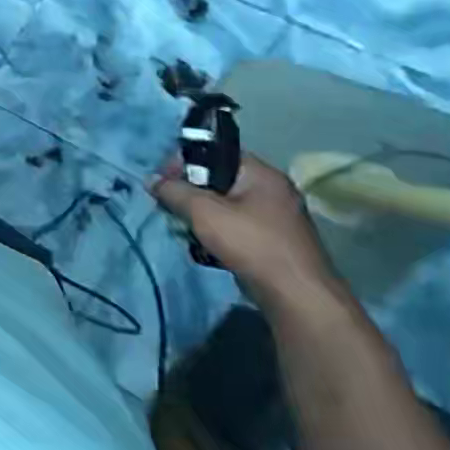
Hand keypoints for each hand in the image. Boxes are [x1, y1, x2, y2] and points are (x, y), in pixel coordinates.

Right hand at [149, 153, 342, 305]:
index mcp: (262, 174)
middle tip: (169, 205)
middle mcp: (273, 191)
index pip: (216, 153)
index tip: (164, 180)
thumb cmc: (250, 243)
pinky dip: (217, 233)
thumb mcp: (203, 212)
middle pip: (220, 181)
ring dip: (201, 216)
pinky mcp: (273, 242)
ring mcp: (276, 218)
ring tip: (183, 227)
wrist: (296, 295)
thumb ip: (174, 191)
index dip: (186, 162)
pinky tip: (203, 246)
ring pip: (226, 206)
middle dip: (191, 192)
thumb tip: (152, 179)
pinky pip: (236, 226)